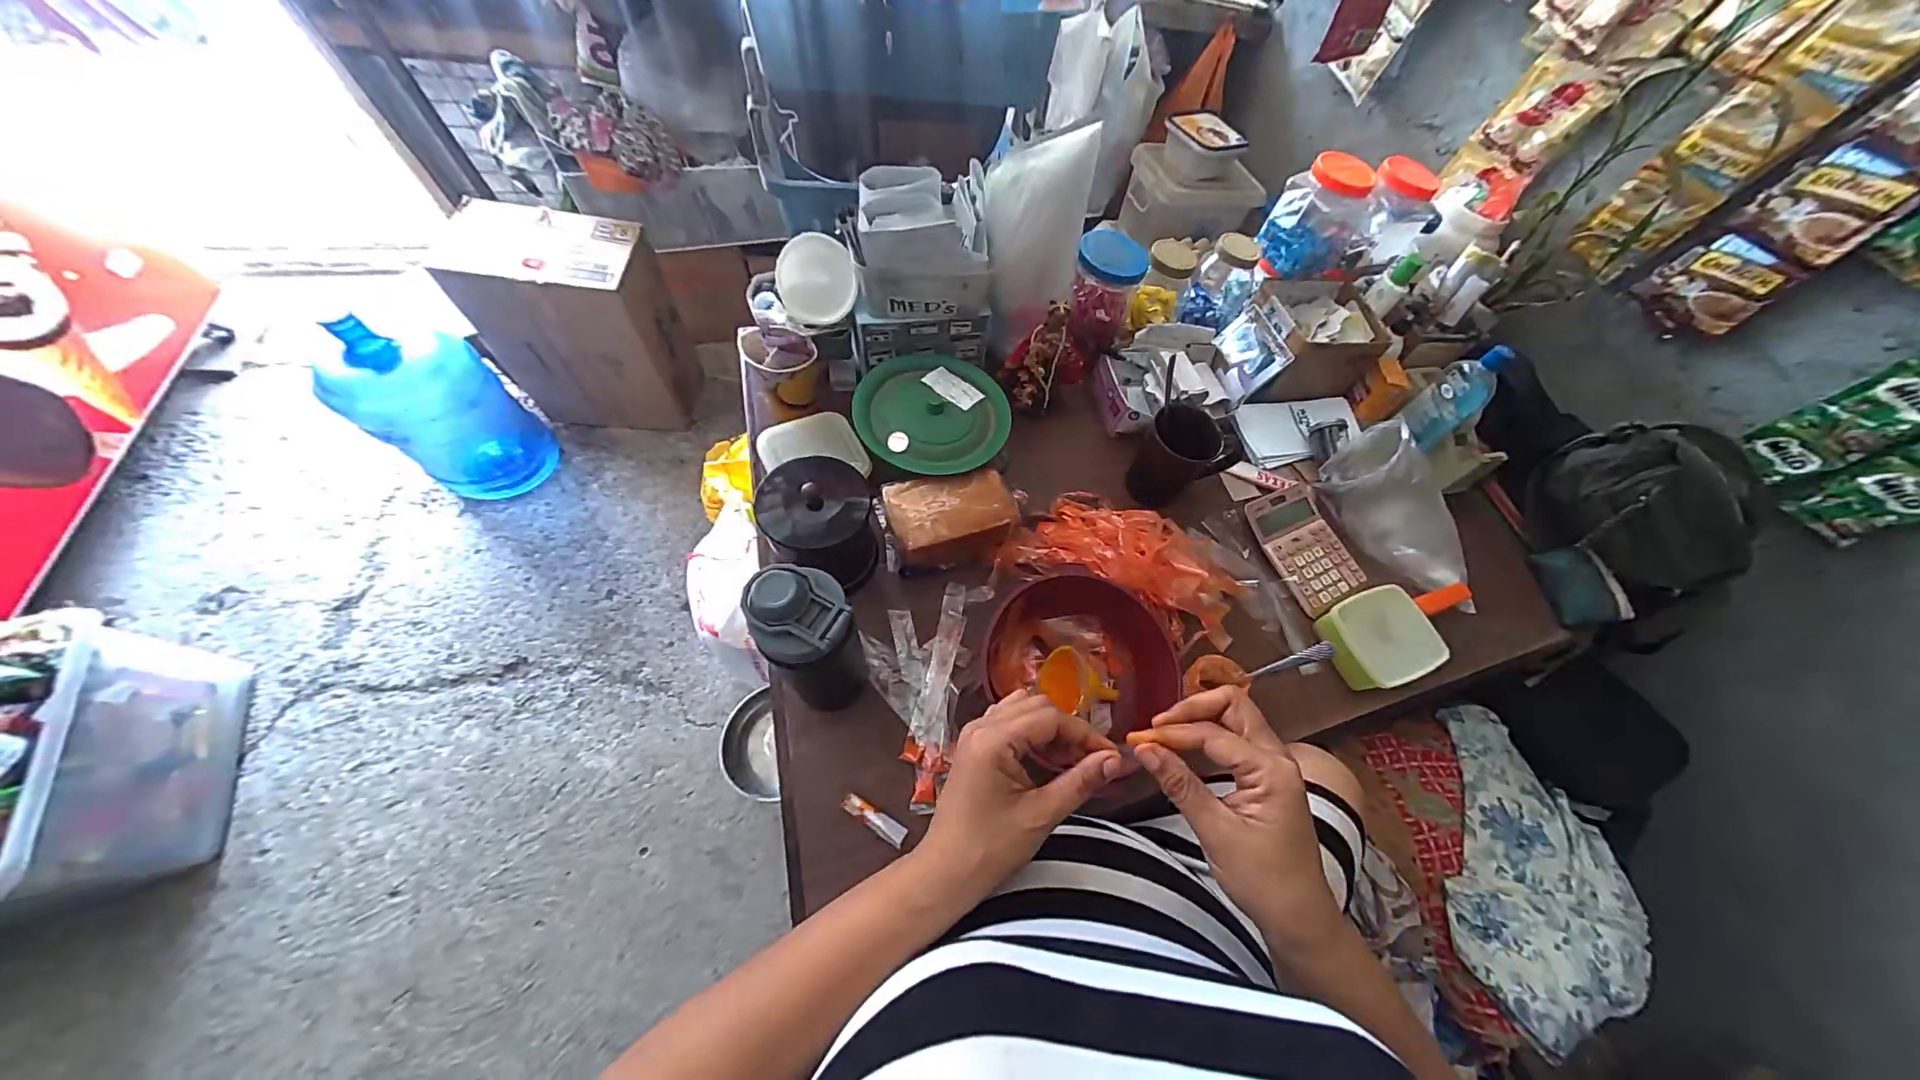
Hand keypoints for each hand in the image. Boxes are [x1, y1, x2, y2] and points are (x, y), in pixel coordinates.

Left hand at [915, 690, 1129, 896]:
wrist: (947, 870)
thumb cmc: (991, 847)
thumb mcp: (1041, 814)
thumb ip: (1080, 781)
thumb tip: (1114, 761)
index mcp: (993, 738)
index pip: (1051, 717)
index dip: (1085, 734)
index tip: (1110, 756)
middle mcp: (981, 726)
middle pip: (1037, 706)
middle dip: (1069, 729)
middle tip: (1092, 760)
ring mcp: (974, 733)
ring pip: (1023, 710)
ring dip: (1051, 729)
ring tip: (1071, 760)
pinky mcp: (974, 746)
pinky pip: (1008, 722)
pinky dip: (1032, 733)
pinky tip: (1047, 760)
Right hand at [1131, 687, 1343, 952]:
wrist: (1299, 918)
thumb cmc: (1262, 881)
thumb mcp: (1215, 832)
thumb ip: (1179, 784)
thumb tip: (1144, 749)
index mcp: (1271, 769)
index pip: (1213, 733)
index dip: (1172, 733)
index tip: (1139, 739)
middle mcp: (1278, 757)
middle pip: (1233, 706)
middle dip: (1191, 708)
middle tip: (1156, 726)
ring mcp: (1275, 765)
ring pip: (1236, 718)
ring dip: (1200, 719)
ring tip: (1164, 734)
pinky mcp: (1268, 776)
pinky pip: (1236, 739)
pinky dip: (1209, 736)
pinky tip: (1185, 748)